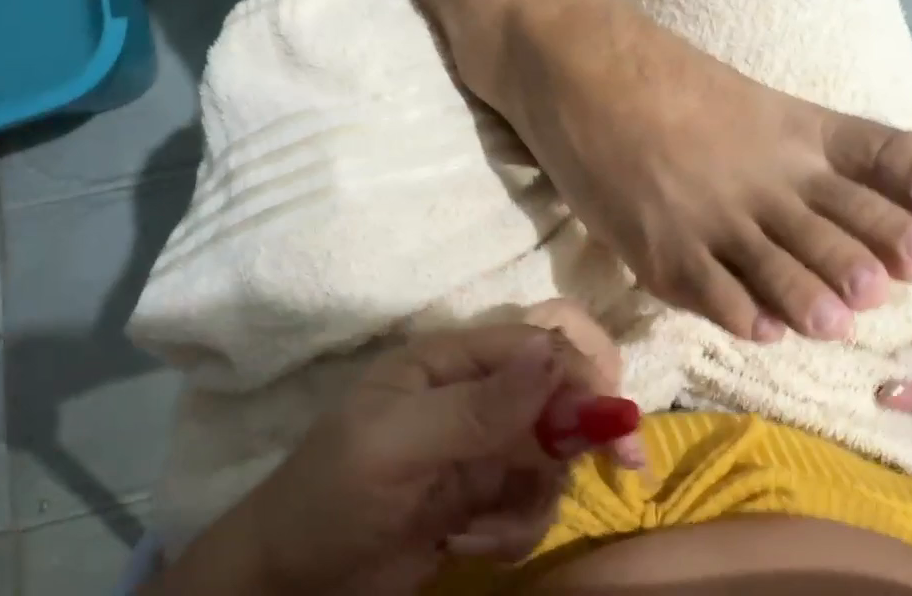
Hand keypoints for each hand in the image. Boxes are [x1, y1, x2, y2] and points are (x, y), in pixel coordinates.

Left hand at [163, 324, 632, 595]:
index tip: (615, 426)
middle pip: (561, 386)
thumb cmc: (331, 497)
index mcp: (450, 358)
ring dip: (537, 495)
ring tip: (486, 530)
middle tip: (622, 465)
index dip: (583, 375)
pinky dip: (519, 527)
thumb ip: (478, 404)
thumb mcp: (396, 445)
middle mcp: (475, 391)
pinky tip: (472, 543)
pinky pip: (536, 498)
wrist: (290, 584)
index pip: (538, 340)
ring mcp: (483, 444)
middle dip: (589, 425)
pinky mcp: (486, 494)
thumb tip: (554, 353)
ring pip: (556, 450)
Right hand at [483, 0, 911, 343]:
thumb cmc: (664, 81)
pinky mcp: (659, 248)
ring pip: (785, 271)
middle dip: (878, 255)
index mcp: (795, 127)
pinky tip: (763, 329)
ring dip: (817, 298)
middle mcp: (765, 171)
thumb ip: (814, 148)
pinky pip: (713, 294)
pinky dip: (744, 314)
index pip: (882, 155)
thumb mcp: (754, 103)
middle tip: (895, 283)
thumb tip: (872, 193)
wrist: (578, 65)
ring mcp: (712, 213)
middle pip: (842, 226)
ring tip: (836, 320)